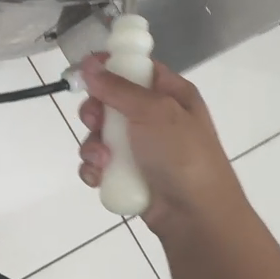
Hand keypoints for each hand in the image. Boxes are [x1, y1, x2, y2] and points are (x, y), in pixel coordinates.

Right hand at [77, 54, 245, 235]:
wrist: (194, 214)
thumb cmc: (183, 155)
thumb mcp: (154, 112)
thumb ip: (119, 88)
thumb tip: (90, 64)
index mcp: (170, 94)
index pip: (136, 68)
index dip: (110, 66)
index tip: (85, 68)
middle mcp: (154, 117)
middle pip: (109, 100)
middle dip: (95, 112)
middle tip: (94, 121)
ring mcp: (139, 146)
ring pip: (98, 134)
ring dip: (92, 146)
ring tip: (101, 161)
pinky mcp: (126, 172)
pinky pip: (98, 162)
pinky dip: (93, 168)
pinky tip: (99, 177)